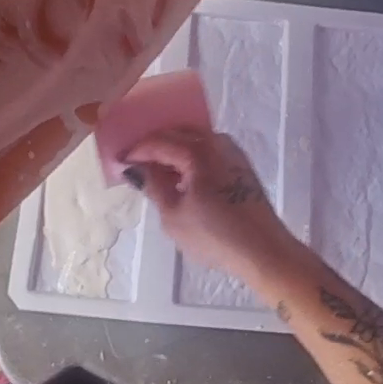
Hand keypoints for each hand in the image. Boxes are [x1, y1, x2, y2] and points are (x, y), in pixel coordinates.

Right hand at [122, 127, 304, 283]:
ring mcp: (232, 151)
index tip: (119, 162)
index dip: (136, 151)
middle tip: (134, 163)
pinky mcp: (240, 164)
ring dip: (173, 149)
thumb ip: (153, 185)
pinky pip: (208, 149)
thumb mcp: (173, 215)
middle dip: (153, 145)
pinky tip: (181, 175)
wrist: (263, 250)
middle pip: (177, 133)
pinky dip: (190, 155)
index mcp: (198, 152)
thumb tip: (135, 168)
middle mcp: (216, 143)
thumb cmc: (215, 235)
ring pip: (194, 139)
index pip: (158, 142)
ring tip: (155, 171)